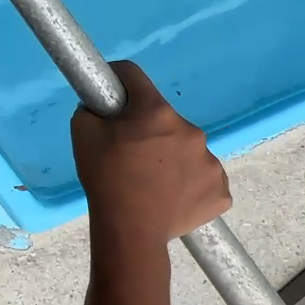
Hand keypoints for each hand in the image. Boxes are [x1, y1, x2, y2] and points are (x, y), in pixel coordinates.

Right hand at [71, 61, 230, 245]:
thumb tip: (106, 108)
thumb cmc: (104, 174)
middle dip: (145, 123)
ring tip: (150, 174)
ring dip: (169, 151)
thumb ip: (94, 108)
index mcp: (156, 112)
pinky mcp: (223, 192)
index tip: (109, 92)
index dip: (118, 78)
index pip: (134, 75)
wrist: (131, 229)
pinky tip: (169, 191)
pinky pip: (202, 173)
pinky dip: (187, 177)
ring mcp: (212, 163)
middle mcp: (191, 131)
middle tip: (127, 146)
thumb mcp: (81, 129)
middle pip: (162, 115)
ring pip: (184, 145)